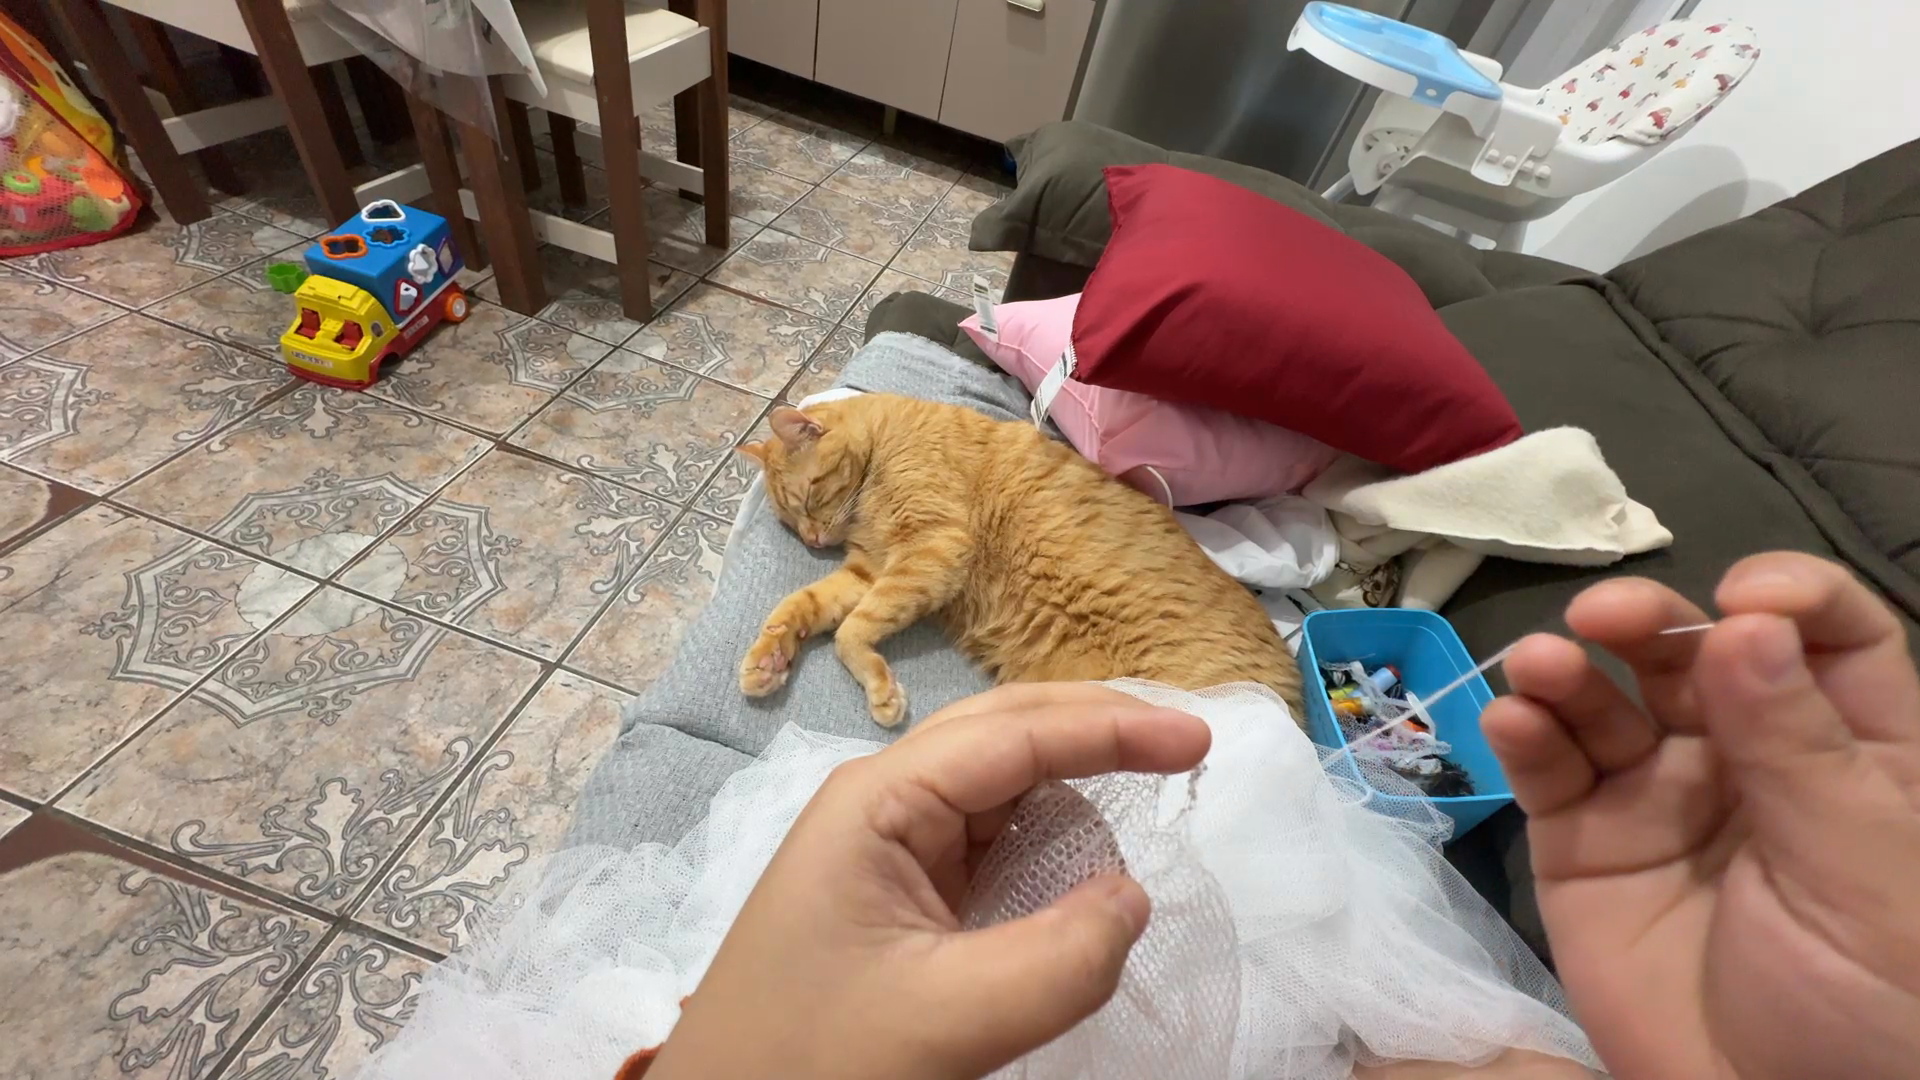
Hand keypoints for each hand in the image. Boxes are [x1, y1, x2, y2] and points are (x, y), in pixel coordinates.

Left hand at [647, 684, 1210, 1079]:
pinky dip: (1044, 844)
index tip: (1196, 740)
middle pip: (1007, 730)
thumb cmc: (809, 1062)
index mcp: (882, 797)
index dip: (1111, 729)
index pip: (1014, 735)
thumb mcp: (939, 1022)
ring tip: (1116, 843)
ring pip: (1003, 782)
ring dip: (1070, 794)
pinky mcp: (904, 876)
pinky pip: (991, 836)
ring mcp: (894, 833)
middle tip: (1179, 746)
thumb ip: (1056, 961)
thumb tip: (1133, 895)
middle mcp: (888, 793)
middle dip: (1094, 730)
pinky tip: (1069, 874)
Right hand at [1481, 553, 1919, 1079]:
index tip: (1739, 596)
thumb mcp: (1874, 887)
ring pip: (1596, 702)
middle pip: (1683, 656)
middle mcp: (1739, 760)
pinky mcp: (1571, 829)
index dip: (1786, 600)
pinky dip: (1521, 734)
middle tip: (1603, 616)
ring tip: (1540, 668)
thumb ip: (1806, 756)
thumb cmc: (1877, 1021)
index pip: (1822, 645)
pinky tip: (1514, 724)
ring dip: (1563, 673)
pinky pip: (1541, 766)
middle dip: (1641, 622)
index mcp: (1847, 760)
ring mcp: (1645, 793)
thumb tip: (1741, 627)